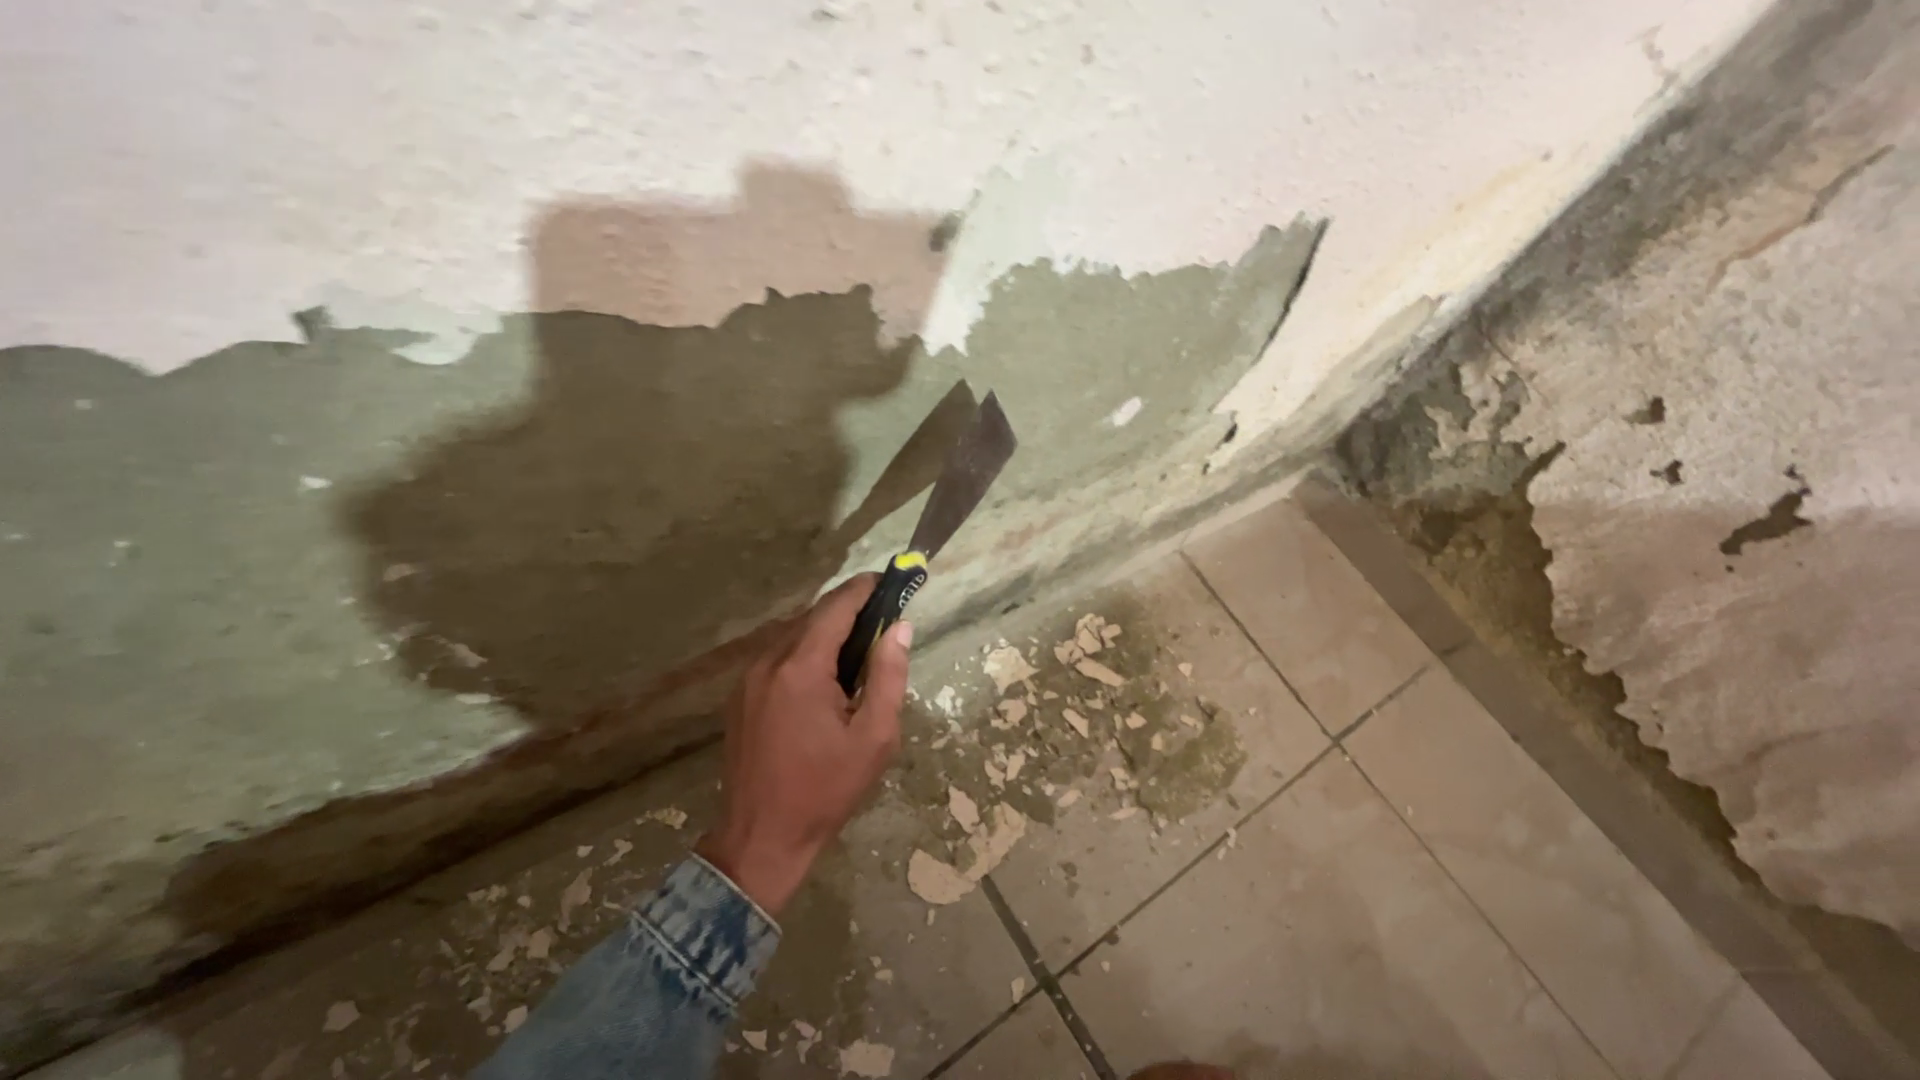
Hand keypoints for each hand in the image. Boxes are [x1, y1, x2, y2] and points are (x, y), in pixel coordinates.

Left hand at [697, 573, 911, 915]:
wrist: (762, 837)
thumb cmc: (826, 789)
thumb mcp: (874, 737)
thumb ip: (888, 676)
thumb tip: (899, 628)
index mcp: (801, 668)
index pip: (835, 608)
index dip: (863, 589)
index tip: (889, 580)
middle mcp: (768, 662)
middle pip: (812, 619)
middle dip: (848, 613)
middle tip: (883, 621)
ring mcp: (747, 679)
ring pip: (792, 638)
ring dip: (825, 636)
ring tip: (859, 654)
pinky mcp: (740, 697)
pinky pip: (777, 660)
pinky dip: (804, 656)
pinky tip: (824, 682)